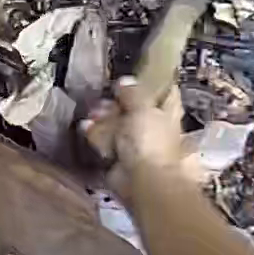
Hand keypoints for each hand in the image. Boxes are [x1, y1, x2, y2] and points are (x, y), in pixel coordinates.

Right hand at [84, 77, 190, 198]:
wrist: (141, 179)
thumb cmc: (150, 141)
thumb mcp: (143, 108)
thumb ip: (133, 93)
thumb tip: (125, 81)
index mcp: (167, 115)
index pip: (166, 95)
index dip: (153, 84)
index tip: (136, 74)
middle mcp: (153, 129)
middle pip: (135, 109)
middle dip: (117, 102)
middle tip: (104, 97)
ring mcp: (134, 144)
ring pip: (116, 125)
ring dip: (102, 118)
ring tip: (91, 113)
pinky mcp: (117, 157)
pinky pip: (104, 141)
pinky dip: (94, 135)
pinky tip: (86, 127)